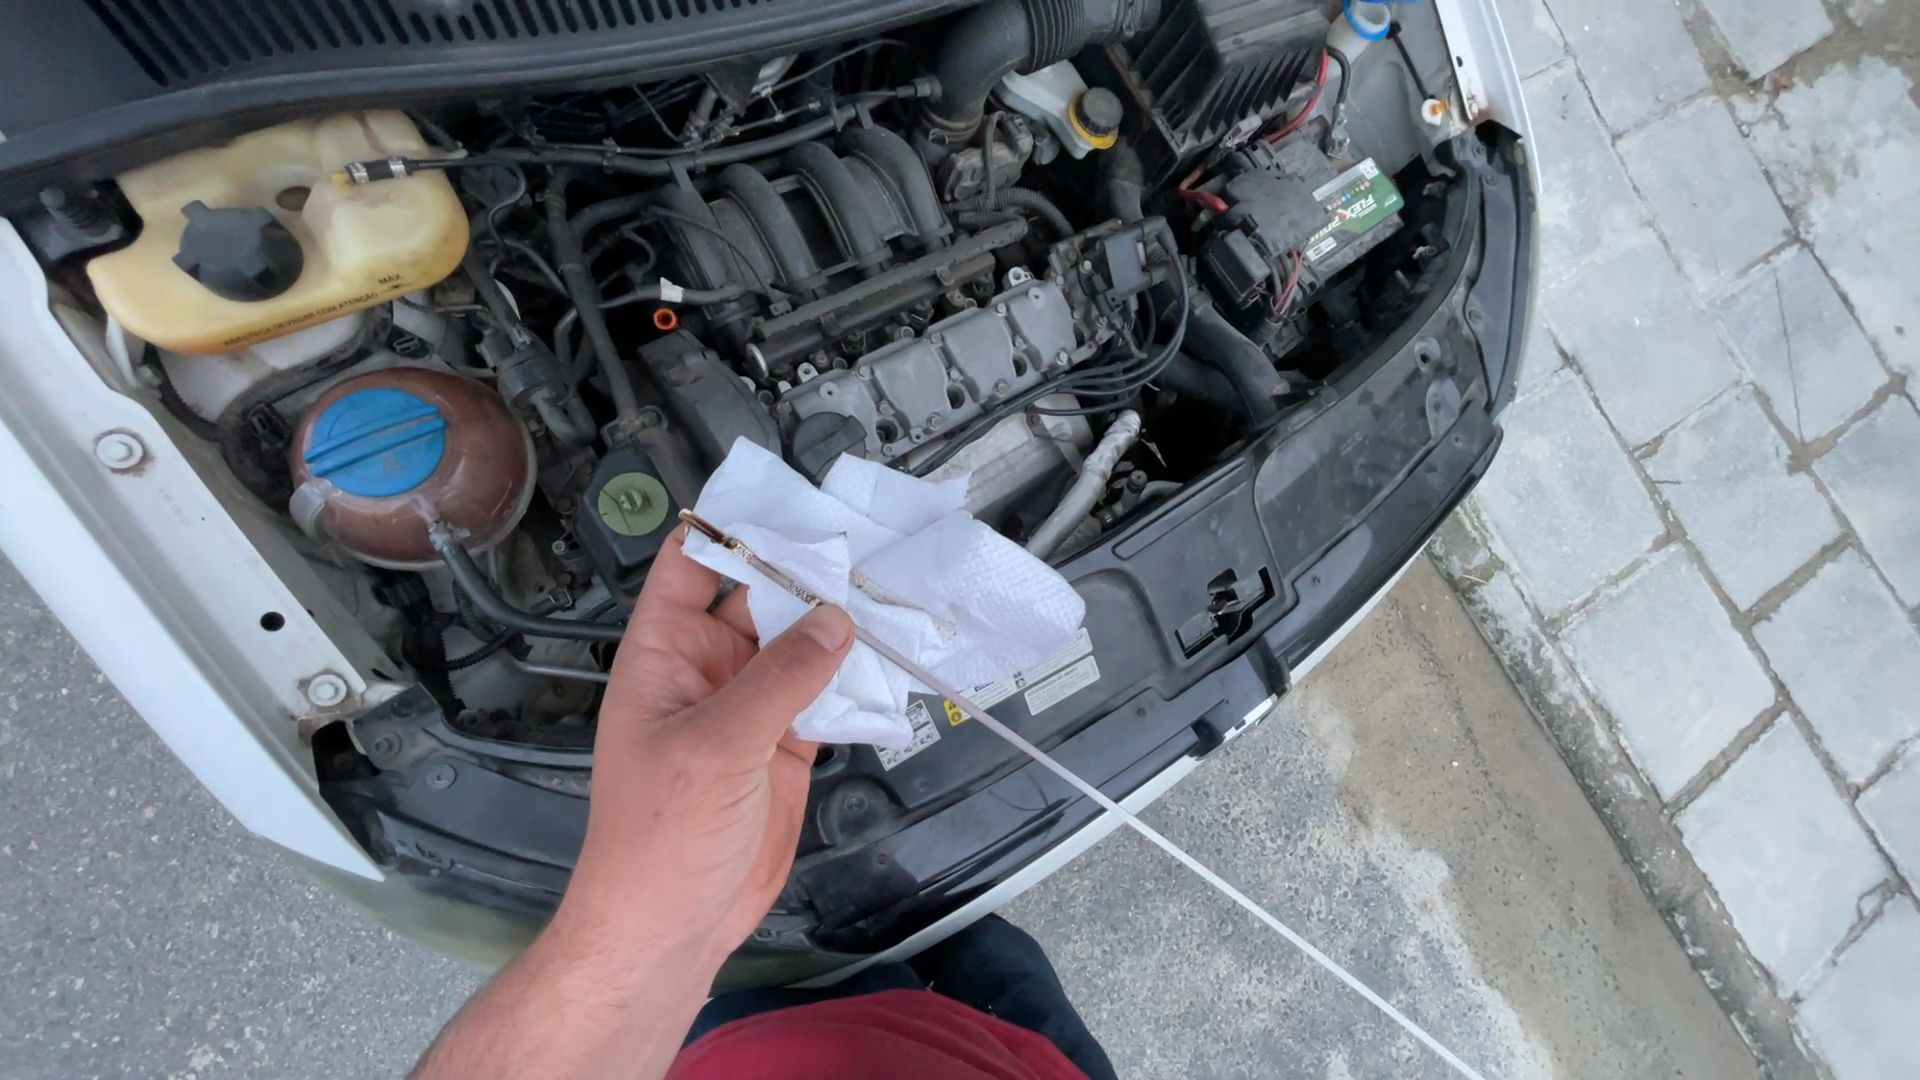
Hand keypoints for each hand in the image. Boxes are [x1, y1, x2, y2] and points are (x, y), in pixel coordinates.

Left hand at [410, 528, 851, 1079]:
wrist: (676, 925)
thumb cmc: (660, 834)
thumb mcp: (715, 746)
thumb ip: (779, 679)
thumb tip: (836, 621)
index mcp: (667, 652)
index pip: (692, 566)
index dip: (732, 529)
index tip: (787, 502)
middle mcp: (712, 666)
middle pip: (762, 597)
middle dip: (807, 572)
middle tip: (864, 544)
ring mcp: (754, 701)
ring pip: (802, 642)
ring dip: (839, 622)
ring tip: (888, 588)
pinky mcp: (790, 736)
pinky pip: (827, 689)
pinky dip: (857, 674)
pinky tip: (890, 655)